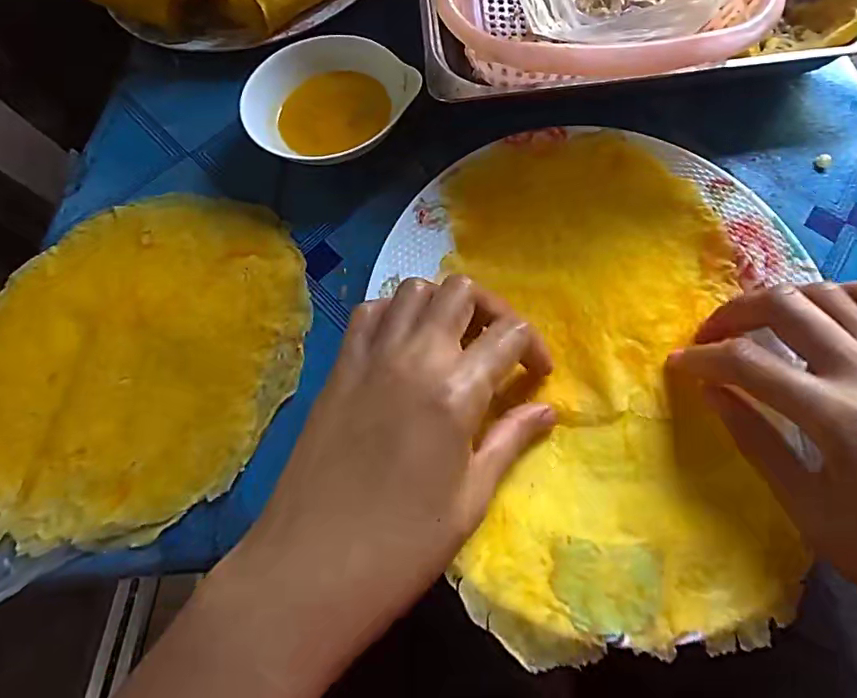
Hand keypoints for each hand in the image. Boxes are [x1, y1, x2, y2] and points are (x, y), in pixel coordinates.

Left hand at [133, 276, 553, 697]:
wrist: (309, 569)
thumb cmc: (402, 546)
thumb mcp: (470, 499)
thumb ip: (510, 440)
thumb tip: (547, 409)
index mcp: (455, 391)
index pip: (509, 333)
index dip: (534, 347)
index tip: (536, 375)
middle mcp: (415, 355)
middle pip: (462, 290)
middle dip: (492, 310)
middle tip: (497, 348)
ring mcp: (371, 355)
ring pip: (415, 288)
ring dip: (443, 303)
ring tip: (453, 342)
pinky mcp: (339, 365)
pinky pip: (371, 311)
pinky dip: (395, 312)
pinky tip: (403, 346)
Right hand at [669, 281, 856, 697]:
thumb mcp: (812, 514)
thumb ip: (757, 442)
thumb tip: (713, 392)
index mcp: (839, 416)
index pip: (749, 363)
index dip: (703, 359)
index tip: (677, 365)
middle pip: (786, 308)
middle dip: (733, 314)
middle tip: (707, 338)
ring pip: (833, 296)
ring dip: (784, 298)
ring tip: (756, 322)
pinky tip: (835, 305)